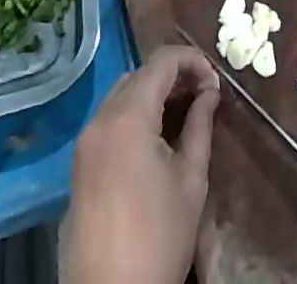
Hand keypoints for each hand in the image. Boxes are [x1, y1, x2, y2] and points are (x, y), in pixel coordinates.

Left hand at [63, 45, 219, 283]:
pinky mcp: (80, 162)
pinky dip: (137, 111)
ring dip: (155, 91)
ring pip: (123, 93)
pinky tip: (160, 132)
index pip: (162, 61)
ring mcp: (86, 141)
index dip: (193, 61)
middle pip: (140, 74)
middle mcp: (100, 119)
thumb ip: (200, 125)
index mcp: (128, 117)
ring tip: (187, 109)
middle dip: (175, 74)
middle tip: (206, 94)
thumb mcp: (191, 177)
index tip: (216, 83)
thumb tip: (209, 93)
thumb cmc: (159, 236)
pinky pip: (111, 118)